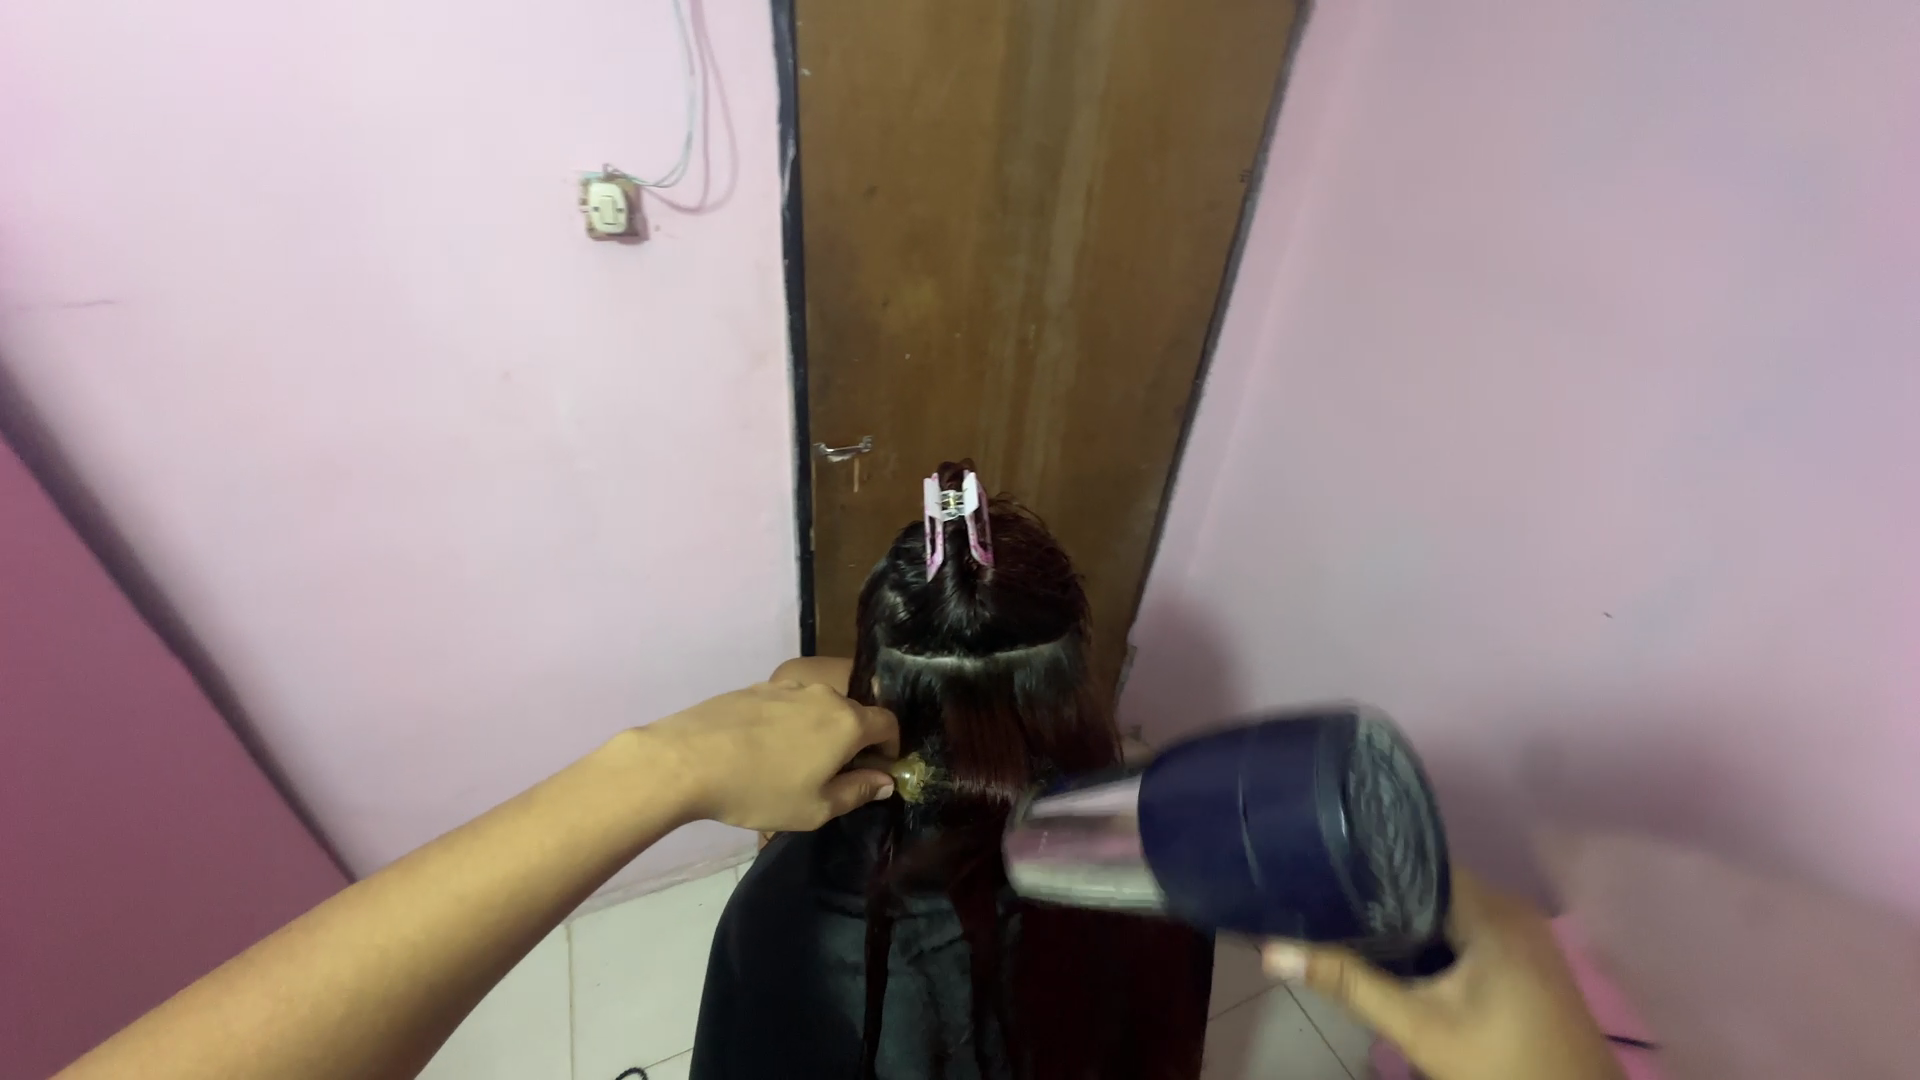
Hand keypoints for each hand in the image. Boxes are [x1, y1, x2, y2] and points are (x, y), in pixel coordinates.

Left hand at [639, 680, 900, 831]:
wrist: (689, 759)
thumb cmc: (761, 790)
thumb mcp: (816, 808)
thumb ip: (858, 791)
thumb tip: (886, 781)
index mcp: (848, 722)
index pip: (888, 722)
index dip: (891, 745)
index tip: (879, 768)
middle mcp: (825, 696)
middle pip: (854, 713)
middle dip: (854, 739)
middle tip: (835, 772)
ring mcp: (790, 687)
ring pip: (819, 707)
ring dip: (819, 730)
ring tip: (795, 761)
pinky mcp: (759, 687)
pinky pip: (788, 704)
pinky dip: (789, 723)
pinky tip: (763, 749)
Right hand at [1262, 870, 1624, 1079]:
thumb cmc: (1506, 1072)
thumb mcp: (1420, 1029)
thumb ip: (1349, 984)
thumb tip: (1273, 951)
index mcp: (1492, 911)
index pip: (1414, 859)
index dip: (1364, 859)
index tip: (1316, 858)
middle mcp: (1509, 908)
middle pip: (1425, 880)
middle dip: (1373, 888)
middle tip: (1316, 887)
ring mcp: (1520, 934)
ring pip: (1441, 903)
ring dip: (1397, 911)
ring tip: (1339, 908)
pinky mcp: (1521, 958)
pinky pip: (1459, 924)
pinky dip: (1424, 931)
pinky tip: (1388, 944)